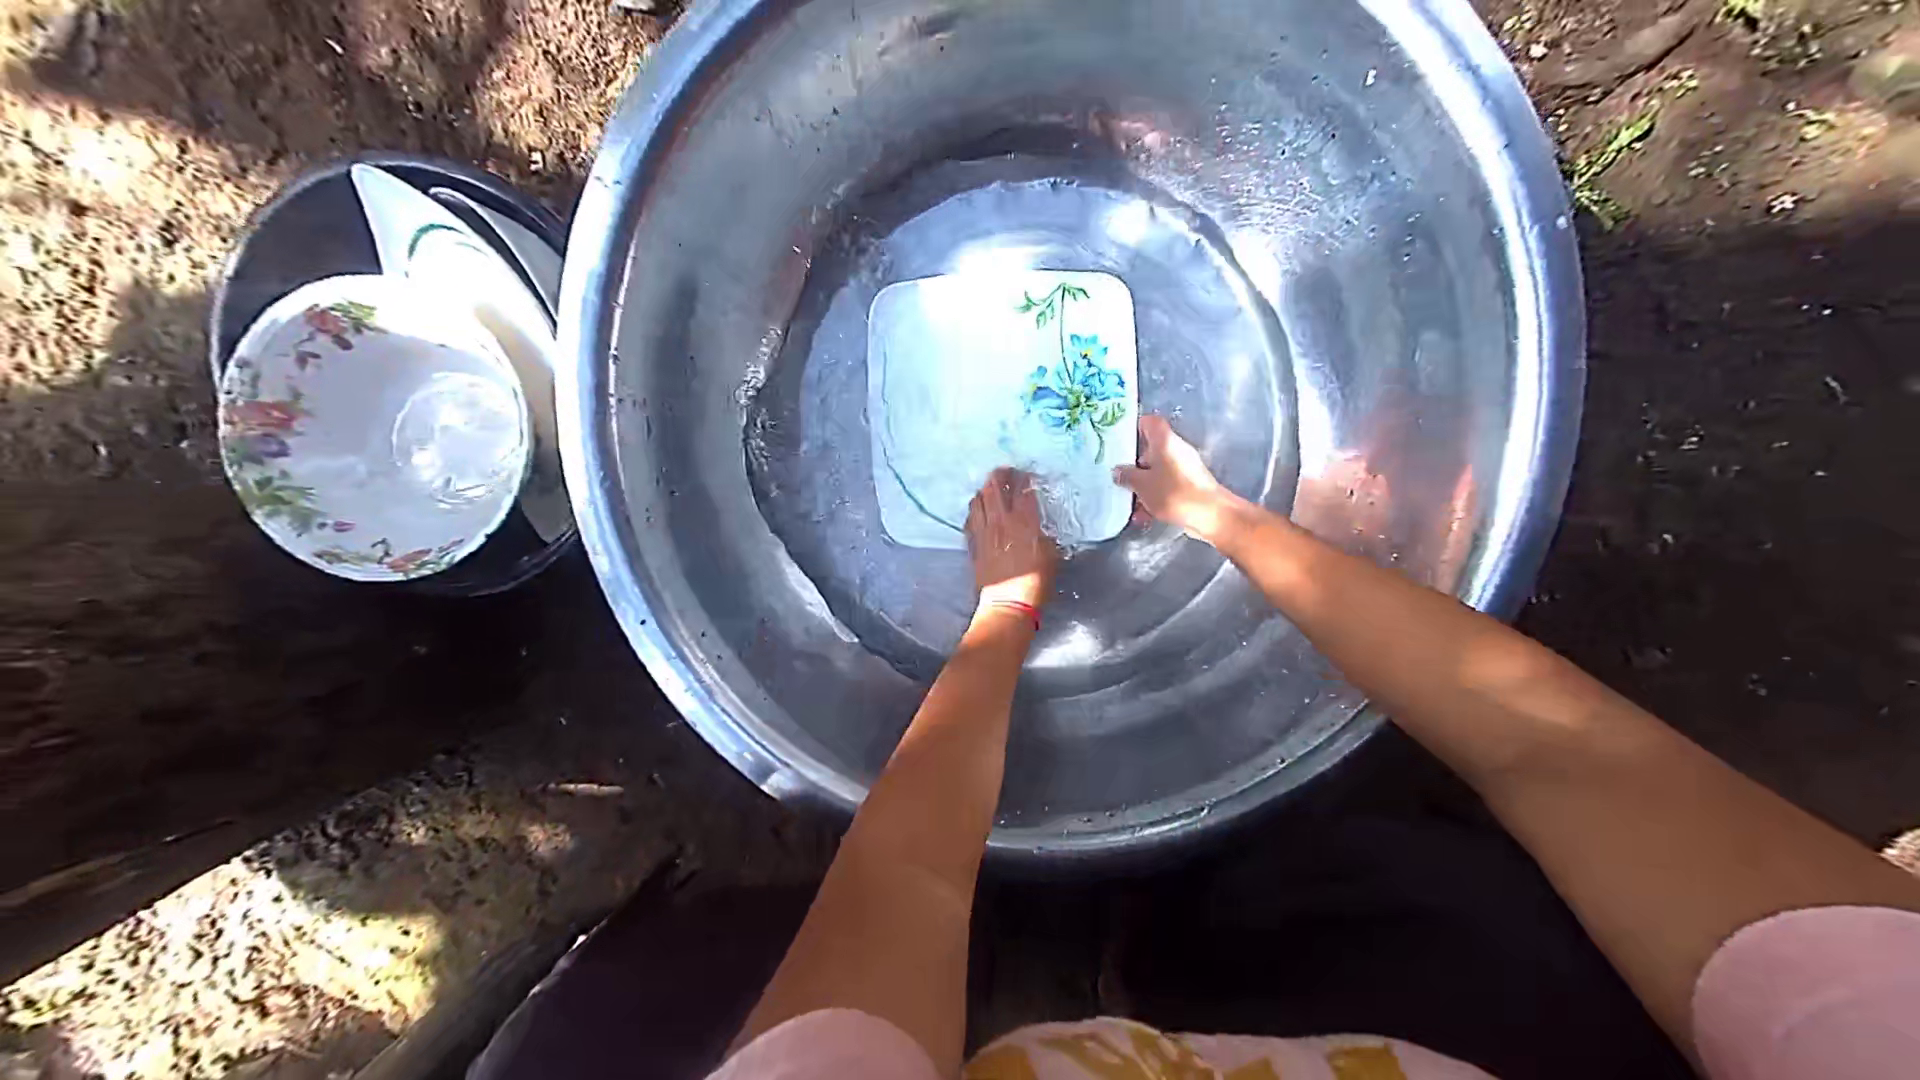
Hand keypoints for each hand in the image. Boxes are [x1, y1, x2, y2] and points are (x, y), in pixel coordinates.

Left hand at [966, 468, 1057, 610]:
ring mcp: (983, 531)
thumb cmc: (1036, 581)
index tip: (1028, 475)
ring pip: (978, 499)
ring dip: (985, 490)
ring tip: (992, 490)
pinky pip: (970, 518)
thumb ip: (1043, 532)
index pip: (1023, 489)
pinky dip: (975, 509)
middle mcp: (1001, 521)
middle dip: (1001, 475)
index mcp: (1024, 521)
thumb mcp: (1051, 553)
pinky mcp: (973, 542)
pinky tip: (980, 511)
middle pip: (995, 487)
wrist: (1008, 603)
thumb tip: (1037, 523)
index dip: (1025, 478)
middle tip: (1006, 473)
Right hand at [1113, 415, 1239, 541]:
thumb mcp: (1142, 485)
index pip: (1149, 422)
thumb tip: (1118, 471)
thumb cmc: (1173, 493)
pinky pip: (1166, 486)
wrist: (1210, 515)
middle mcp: (1176, 450)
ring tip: (1128, 502)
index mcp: (1165, 441)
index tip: (1120, 440)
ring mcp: (1184, 468)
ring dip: (1143, 485)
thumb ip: (1126, 476)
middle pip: (1151, 450)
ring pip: (1157, 471)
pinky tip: (1143, 516)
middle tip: (1118, 476)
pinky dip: (1154, 497)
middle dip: (1134, 464)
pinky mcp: (1189, 485)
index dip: (1134, 427)